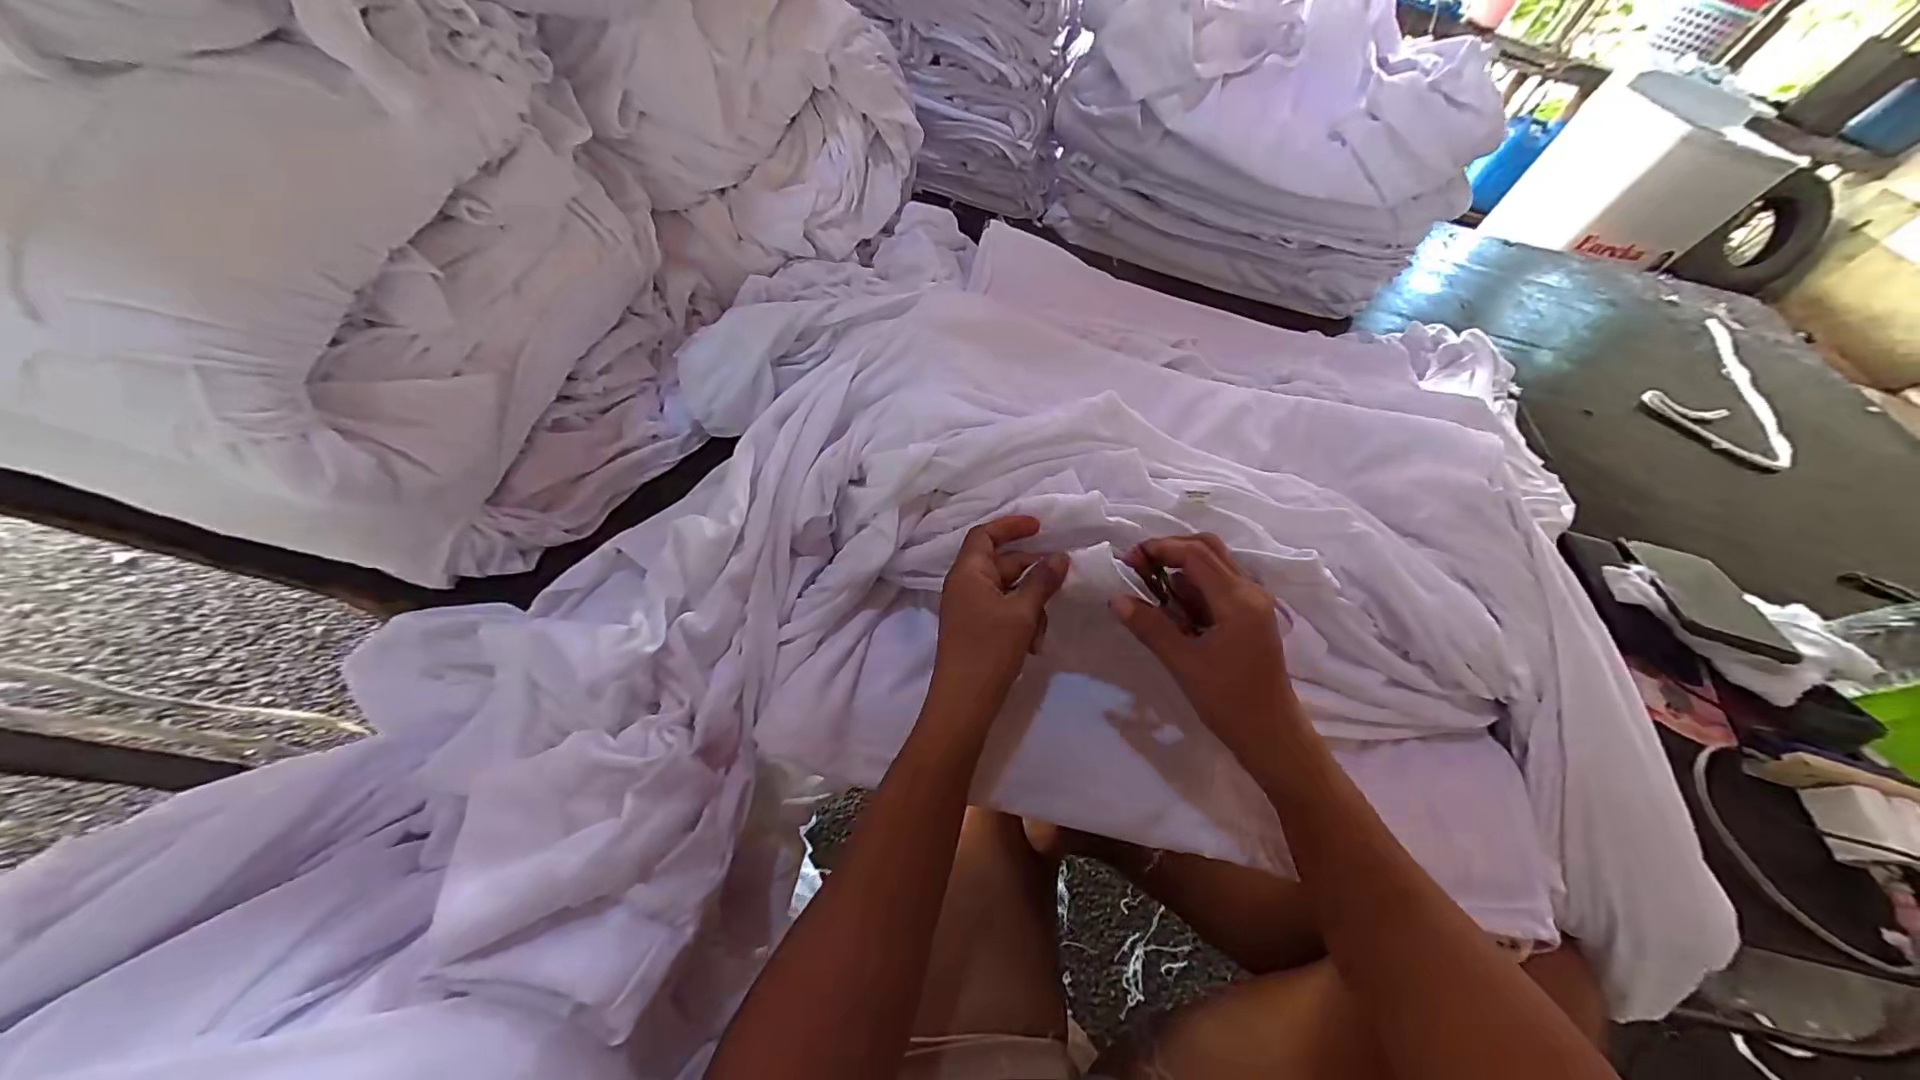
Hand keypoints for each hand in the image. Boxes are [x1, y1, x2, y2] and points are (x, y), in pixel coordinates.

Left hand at [929, 515, 1067, 712]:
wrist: (964, 701)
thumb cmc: (990, 649)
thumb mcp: (1022, 612)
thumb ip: (1042, 581)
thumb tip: (1059, 557)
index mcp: (967, 572)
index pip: (985, 534)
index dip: (1011, 526)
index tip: (1041, 527)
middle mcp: (964, 585)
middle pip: (1002, 563)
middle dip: (1033, 574)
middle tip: (1061, 582)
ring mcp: (969, 608)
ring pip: (1008, 591)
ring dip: (1031, 605)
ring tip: (1042, 631)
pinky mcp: (977, 629)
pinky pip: (1004, 612)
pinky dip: (1022, 621)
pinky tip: (1035, 645)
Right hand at [1111, 534, 1300, 759]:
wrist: (1271, 734)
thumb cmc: (1228, 701)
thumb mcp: (1183, 663)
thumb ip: (1150, 626)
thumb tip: (1116, 598)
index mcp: (1238, 600)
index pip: (1195, 554)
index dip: (1159, 549)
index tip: (1128, 560)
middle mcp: (1251, 592)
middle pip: (1208, 548)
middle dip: (1169, 550)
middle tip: (1137, 567)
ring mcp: (1254, 603)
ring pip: (1214, 564)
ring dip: (1180, 568)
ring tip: (1149, 589)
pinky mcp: (1250, 616)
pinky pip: (1218, 586)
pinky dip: (1192, 586)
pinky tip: (1172, 609)